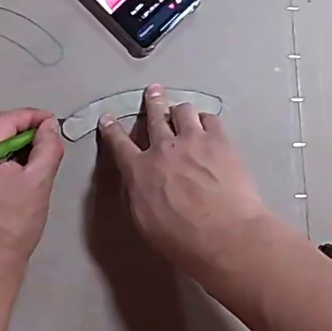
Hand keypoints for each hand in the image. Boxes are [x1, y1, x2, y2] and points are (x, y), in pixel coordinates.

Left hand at [0, 109, 63, 277]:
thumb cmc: (14, 225)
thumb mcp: (38, 182)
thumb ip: (47, 148)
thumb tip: (48, 126)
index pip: (2, 121)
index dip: (30, 117)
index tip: (51, 121)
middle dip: (20, 132)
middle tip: (46, 140)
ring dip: (9, 147)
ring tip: (33, 157)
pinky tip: (14, 172)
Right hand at [96, 85, 275, 279]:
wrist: (224, 235)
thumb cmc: (181, 239)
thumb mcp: (144, 222)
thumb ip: (139, 195)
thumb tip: (139, 184)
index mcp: (139, 171)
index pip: (119, 144)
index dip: (111, 130)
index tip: (108, 119)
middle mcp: (163, 149)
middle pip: (155, 116)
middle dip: (152, 102)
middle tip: (153, 91)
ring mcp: (192, 141)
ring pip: (182, 111)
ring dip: (180, 110)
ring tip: (182, 110)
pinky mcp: (219, 142)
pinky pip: (210, 119)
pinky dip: (205, 120)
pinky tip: (207, 124)